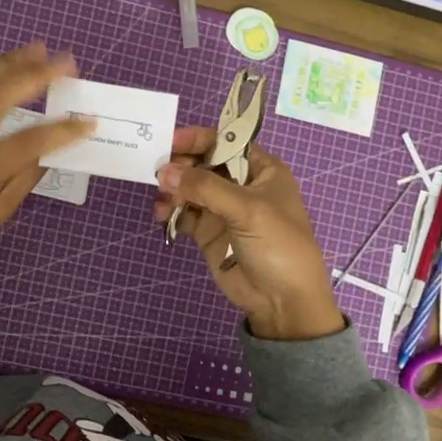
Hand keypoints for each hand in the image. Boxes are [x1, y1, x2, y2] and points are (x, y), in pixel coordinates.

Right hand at [154, 128, 344, 340]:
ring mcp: (222, 208)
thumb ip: (205, 187)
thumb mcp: (248, 210)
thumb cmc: (278, 245)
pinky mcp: (208, 231)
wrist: (283, 301)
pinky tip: (161, 214)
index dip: (198, 139)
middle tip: (158, 172)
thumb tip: (164, 171)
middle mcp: (240, 183)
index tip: (169, 141)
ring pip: (189, 187)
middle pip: (203, 163)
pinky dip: (170, 210)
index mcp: (261, 169)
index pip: (226, 142)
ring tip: (161, 199)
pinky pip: (183, 213)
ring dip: (172, 188)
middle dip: (180, 165)